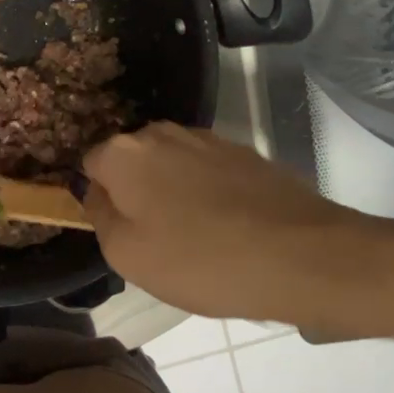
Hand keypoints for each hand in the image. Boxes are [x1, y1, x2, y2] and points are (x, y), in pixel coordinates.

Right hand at [81, 121, 380, 325]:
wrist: (304, 256)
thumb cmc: (202, 260)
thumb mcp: (128, 256)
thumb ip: (100, 218)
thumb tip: (99, 195)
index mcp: (122, 151)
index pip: (89, 167)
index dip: (101, 201)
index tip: (121, 234)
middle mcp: (160, 132)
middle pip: (132, 162)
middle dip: (137, 194)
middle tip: (157, 242)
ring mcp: (206, 140)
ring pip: (171, 167)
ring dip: (174, 195)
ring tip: (198, 241)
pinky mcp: (245, 153)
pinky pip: (209, 174)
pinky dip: (210, 198)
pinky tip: (230, 232)